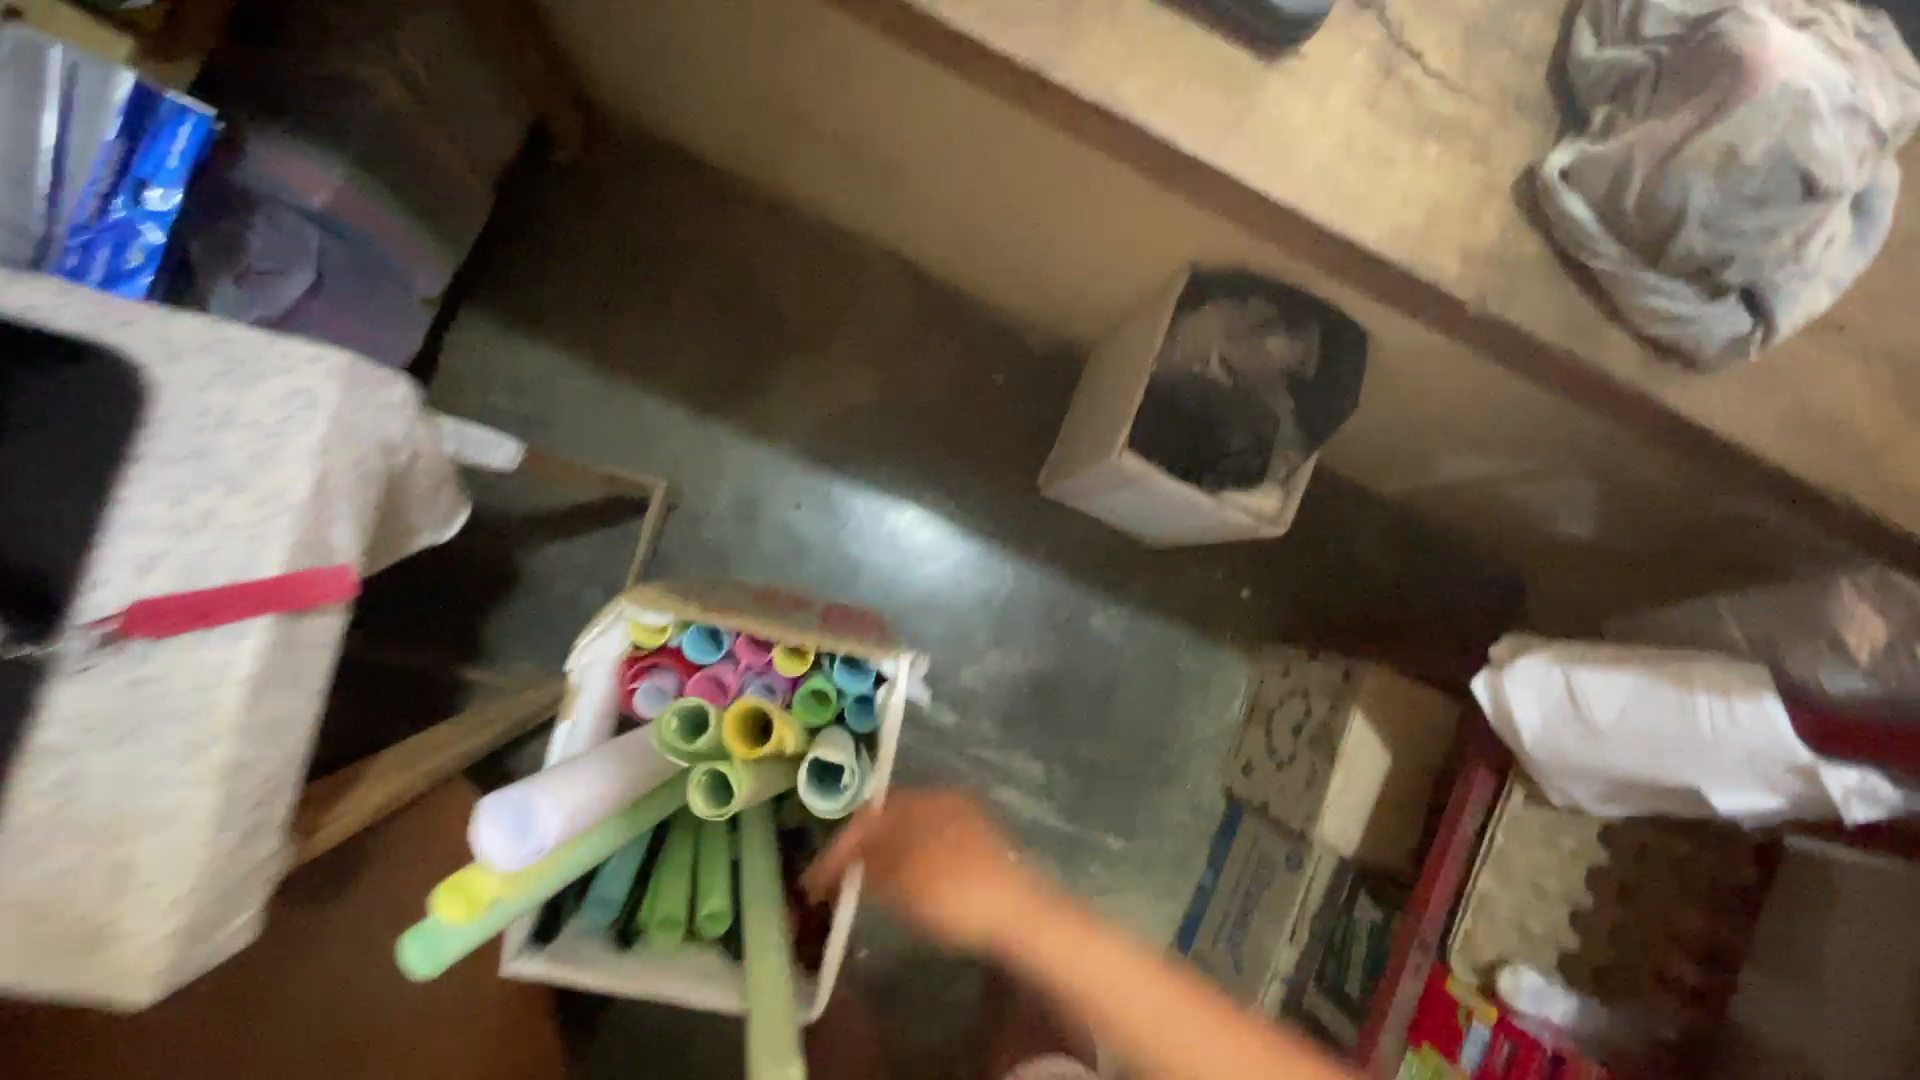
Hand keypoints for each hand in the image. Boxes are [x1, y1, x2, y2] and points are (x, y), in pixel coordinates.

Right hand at [801, 788, 1045, 950]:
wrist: (1019, 915)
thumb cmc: (952, 892)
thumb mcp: (898, 879)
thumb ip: (864, 860)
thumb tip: (840, 856)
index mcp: (924, 799)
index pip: (867, 815)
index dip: (837, 847)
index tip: (813, 881)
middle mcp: (946, 799)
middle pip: (890, 818)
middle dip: (861, 846)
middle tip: (838, 880)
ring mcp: (968, 820)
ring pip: (912, 831)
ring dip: (886, 854)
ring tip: (868, 884)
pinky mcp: (984, 846)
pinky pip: (932, 845)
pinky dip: (910, 861)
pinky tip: (908, 886)